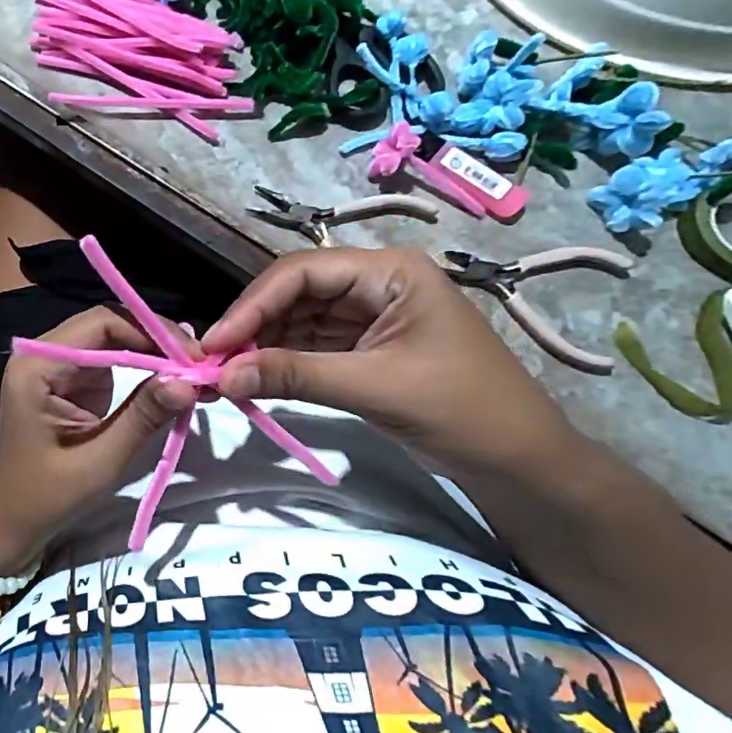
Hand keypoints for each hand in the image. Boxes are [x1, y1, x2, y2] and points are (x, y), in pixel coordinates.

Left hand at [0, 307, 198, 567]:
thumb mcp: (101, 460)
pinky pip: (116, 360)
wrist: (15, 522)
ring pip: (117, 339)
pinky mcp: (74, 380)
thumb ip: (143, 416)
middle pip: (110, 326)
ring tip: (195, 372)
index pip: (101, 324)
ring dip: (156, 352)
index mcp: (38, 367)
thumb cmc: (49, 496)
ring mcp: (59, 365)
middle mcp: (45, 355)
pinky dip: (147, 368)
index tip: (192, 356)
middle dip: (158, 340)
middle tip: (201, 364)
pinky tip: (174, 381)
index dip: (151, 332)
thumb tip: (188, 382)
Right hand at [200, 248, 580, 479]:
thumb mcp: (376, 387)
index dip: (253, 304)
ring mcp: (371, 317)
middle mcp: (377, 284)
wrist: (519, 460)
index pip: (303, 272)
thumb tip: (222, 376)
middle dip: (255, 325)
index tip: (214, 344)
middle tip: (213, 363)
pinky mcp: (366, 349)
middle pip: (297, 293)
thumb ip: (297, 375)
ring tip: (226, 374)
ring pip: (301, 321)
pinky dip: (284, 363)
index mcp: (390, 271)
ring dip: (265, 345)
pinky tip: (256, 378)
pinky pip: (314, 347)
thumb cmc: (462, 409)